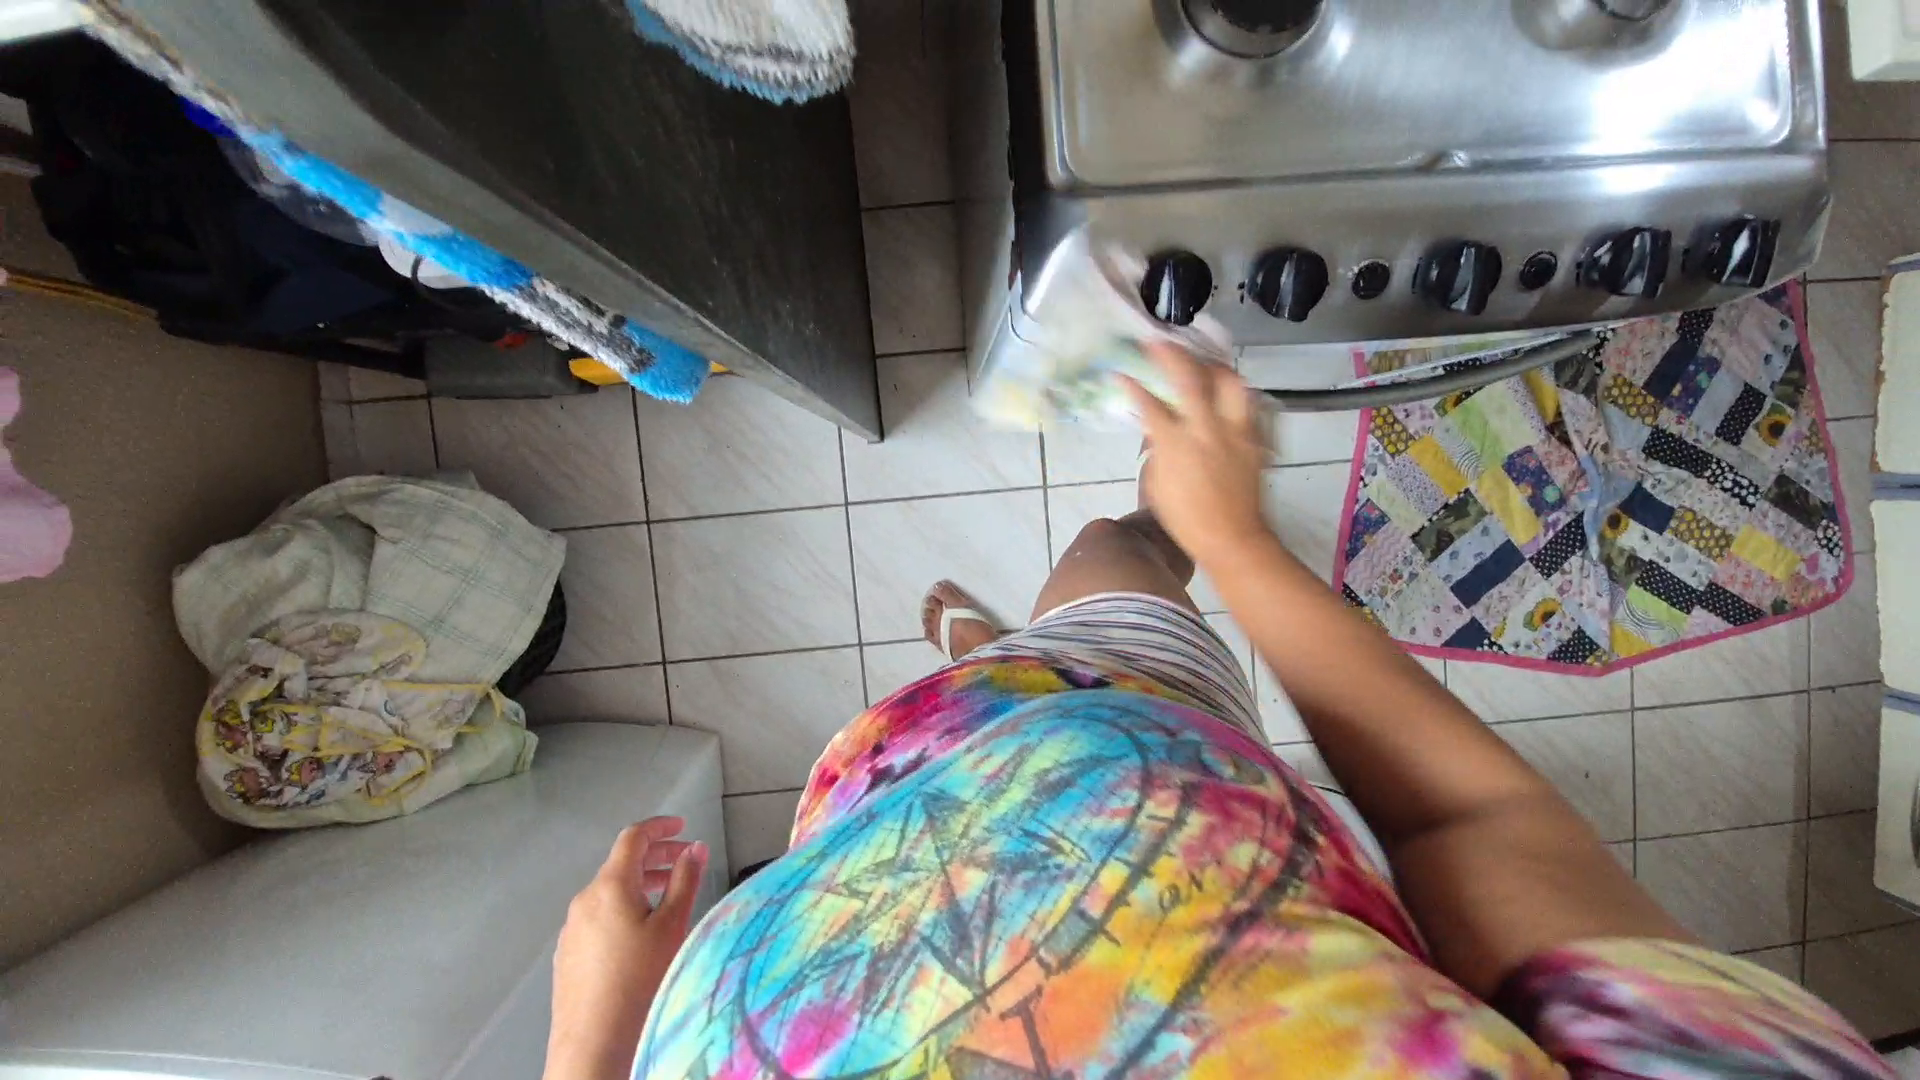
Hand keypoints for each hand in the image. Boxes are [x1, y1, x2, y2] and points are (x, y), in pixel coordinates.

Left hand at [544, 817, 708, 1079]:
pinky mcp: (567, 955)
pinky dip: (623, 909)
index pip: (633, 837)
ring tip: (668, 899)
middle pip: (621, 864)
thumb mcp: (672, 924)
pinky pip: (598, 917)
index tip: (683, 827)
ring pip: (609, 892)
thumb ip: (685, 879)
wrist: (593, 1044)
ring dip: (640, 884)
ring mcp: (571, 929)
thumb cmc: (640, 977)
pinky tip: (640, 934)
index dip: (660, 827)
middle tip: (686, 861)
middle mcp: (584, 900)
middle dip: (655, 857)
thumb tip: (695, 847)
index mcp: (609, 885)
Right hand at [1121, 344, 1271, 563]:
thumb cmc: (1187, 520)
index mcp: (1176, 444)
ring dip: (1211, 365)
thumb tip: (1156, 428)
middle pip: (1191, 377)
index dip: (1132, 386)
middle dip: (1171, 354)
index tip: (1120, 373)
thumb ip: (1156, 450)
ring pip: (1229, 381)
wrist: (1232, 538)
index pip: (1150, 404)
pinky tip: (1222, 391)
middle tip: (1158, 343)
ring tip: (1199, 361)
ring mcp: (1234, 431)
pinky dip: (1231, 391)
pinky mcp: (1253, 438)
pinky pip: (1245, 402)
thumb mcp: (1158, 485)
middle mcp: (1207, 429)